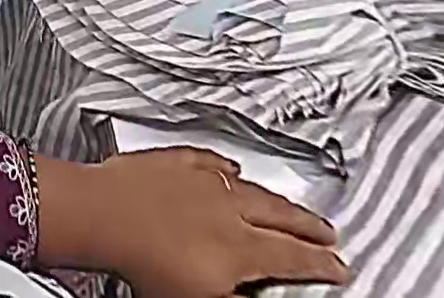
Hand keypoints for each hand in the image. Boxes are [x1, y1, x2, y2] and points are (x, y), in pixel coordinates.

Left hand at [38, 147, 349, 296]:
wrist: (104, 213)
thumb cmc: (145, 263)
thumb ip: (239, 296)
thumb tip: (258, 292)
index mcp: (240, 247)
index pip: (292, 258)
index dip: (320, 265)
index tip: (339, 267)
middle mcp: (226, 207)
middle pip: (278, 215)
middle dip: (307, 225)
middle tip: (327, 231)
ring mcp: (199, 179)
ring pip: (248, 186)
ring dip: (273, 196)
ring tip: (288, 203)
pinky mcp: (173, 159)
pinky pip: (209, 160)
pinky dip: (225, 166)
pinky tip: (230, 168)